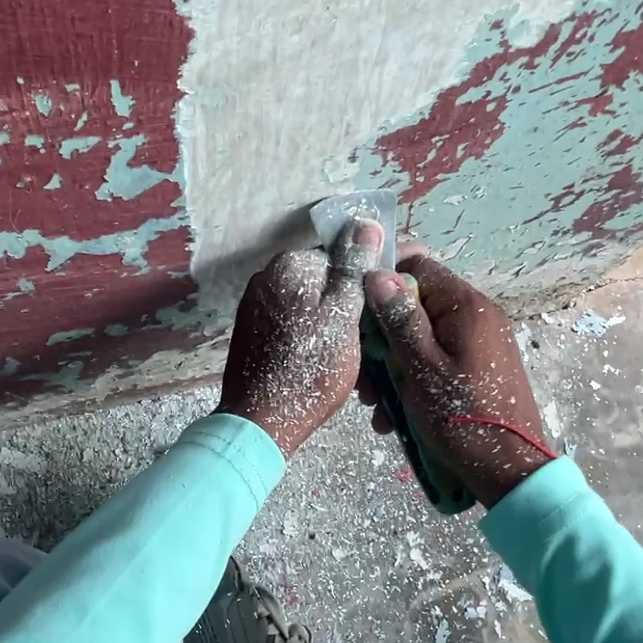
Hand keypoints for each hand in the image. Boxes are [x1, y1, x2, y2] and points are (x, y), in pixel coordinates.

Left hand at [217, 219, 384, 455]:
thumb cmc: (310, 369)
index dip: (369, 277)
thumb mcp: (344, 315)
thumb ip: (353, 267)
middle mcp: (266, 277)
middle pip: (323, 280)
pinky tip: (327, 361)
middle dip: (351, 303)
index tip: (390, 299)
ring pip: (310, 305)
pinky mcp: (253, 331)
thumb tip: (365, 221)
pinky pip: (293, 323)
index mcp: (289, 265)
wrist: (261, 421)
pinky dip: (313, 337)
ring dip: (334, 324)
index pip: (340, 255)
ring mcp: (255, 305)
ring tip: (356, 356)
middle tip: (377, 335)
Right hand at [362, 254, 553, 506]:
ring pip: (420, 337)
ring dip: (392, 365)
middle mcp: (475, 316)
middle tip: (362, 374)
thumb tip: (377, 273)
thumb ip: (399, 319)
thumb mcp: (421, 367)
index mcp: (466, 307)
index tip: (356, 308)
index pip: (418, 265)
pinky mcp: (476, 368)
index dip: (383, 280)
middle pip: (415, 305)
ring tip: (375, 404)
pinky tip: (394, 414)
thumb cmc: (463, 417)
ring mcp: (477, 343)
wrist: (511, 473)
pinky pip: (434, 360)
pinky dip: (412, 381)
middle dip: (382, 337)